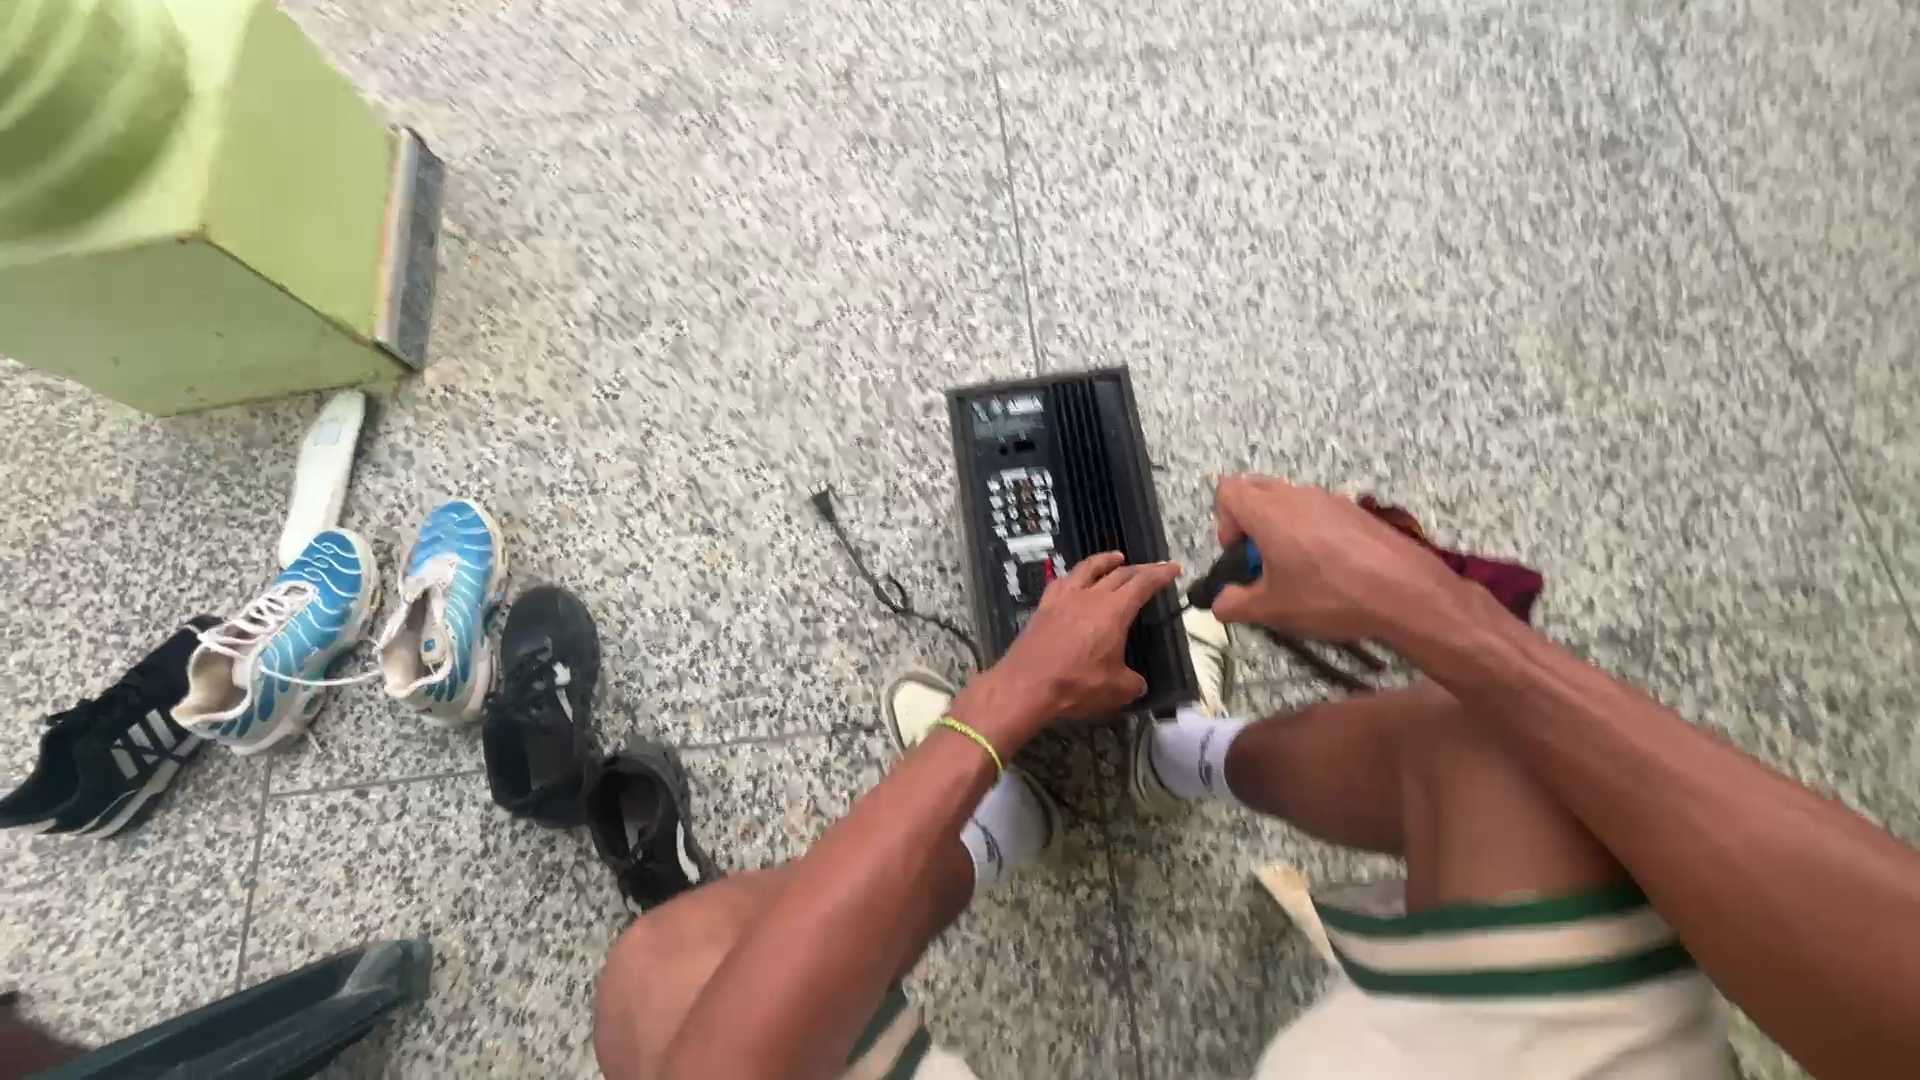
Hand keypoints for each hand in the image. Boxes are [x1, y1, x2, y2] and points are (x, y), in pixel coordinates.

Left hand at [988, 552, 1181, 723]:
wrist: (1026, 684)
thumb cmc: (1077, 684)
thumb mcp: (1117, 690)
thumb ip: (1133, 682)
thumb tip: (1137, 683)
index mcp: (1114, 611)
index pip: (1142, 585)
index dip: (1160, 574)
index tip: (1173, 567)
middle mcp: (1090, 596)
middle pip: (1119, 573)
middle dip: (1140, 568)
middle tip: (1153, 567)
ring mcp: (1063, 598)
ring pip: (1087, 568)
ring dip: (1105, 560)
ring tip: (1116, 557)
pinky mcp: (1043, 607)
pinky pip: (1062, 582)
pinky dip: (1074, 575)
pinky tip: (1074, 579)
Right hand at [1211, 475, 1463, 641]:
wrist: (1407, 594)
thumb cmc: (1329, 596)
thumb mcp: (1272, 610)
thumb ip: (1235, 605)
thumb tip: (1221, 605)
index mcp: (1268, 512)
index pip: (1227, 490)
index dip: (1222, 521)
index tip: (1238, 554)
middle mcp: (1297, 496)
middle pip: (1256, 489)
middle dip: (1248, 519)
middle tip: (1261, 558)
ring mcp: (1331, 500)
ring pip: (1289, 500)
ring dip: (1281, 526)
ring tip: (1296, 567)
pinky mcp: (1357, 511)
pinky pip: (1319, 511)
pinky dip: (1311, 531)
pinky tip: (1330, 568)